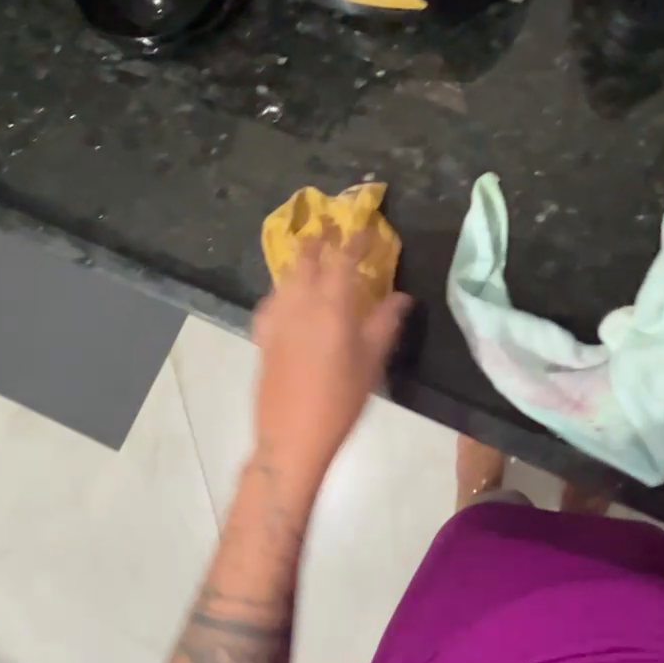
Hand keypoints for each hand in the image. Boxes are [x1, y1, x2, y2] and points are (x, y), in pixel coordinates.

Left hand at [251, 226, 410, 483]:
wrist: (292, 436)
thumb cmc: (341, 398)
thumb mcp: (373, 359)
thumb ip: (386, 322)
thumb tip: (401, 297)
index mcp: (332, 305)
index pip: (343, 259)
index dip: (355, 240)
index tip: (365, 227)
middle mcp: (301, 303)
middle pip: (306, 259)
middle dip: (319, 239)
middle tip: (330, 226)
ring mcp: (277, 318)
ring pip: (286, 276)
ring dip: (299, 259)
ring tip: (310, 252)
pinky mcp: (263, 336)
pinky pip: (272, 300)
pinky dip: (283, 288)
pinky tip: (287, 295)